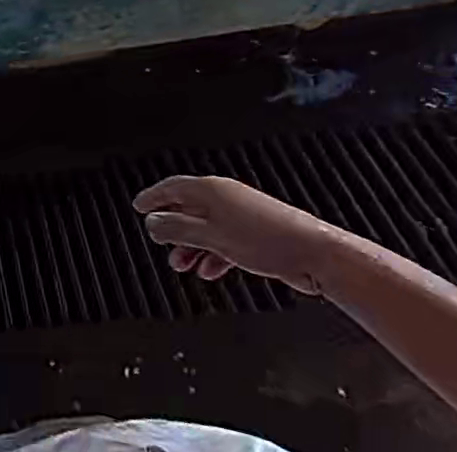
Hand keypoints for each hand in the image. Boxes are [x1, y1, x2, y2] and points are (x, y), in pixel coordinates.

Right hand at [133, 175, 345, 294]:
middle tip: (158, 240)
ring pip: (206, 228)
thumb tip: (152, 224)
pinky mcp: (258, 233)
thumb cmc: (268, 240)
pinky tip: (209, 269)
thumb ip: (175, 229)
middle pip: (187, 209)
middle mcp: (225, 197)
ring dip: (191, 246)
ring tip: (182, 264)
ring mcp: (242, 214)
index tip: (139, 206)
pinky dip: (212, 253)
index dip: (152, 198)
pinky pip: (224, 239)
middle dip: (172, 229)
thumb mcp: (209, 236)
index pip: (170, 187)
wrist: (317, 255)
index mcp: (210, 189)